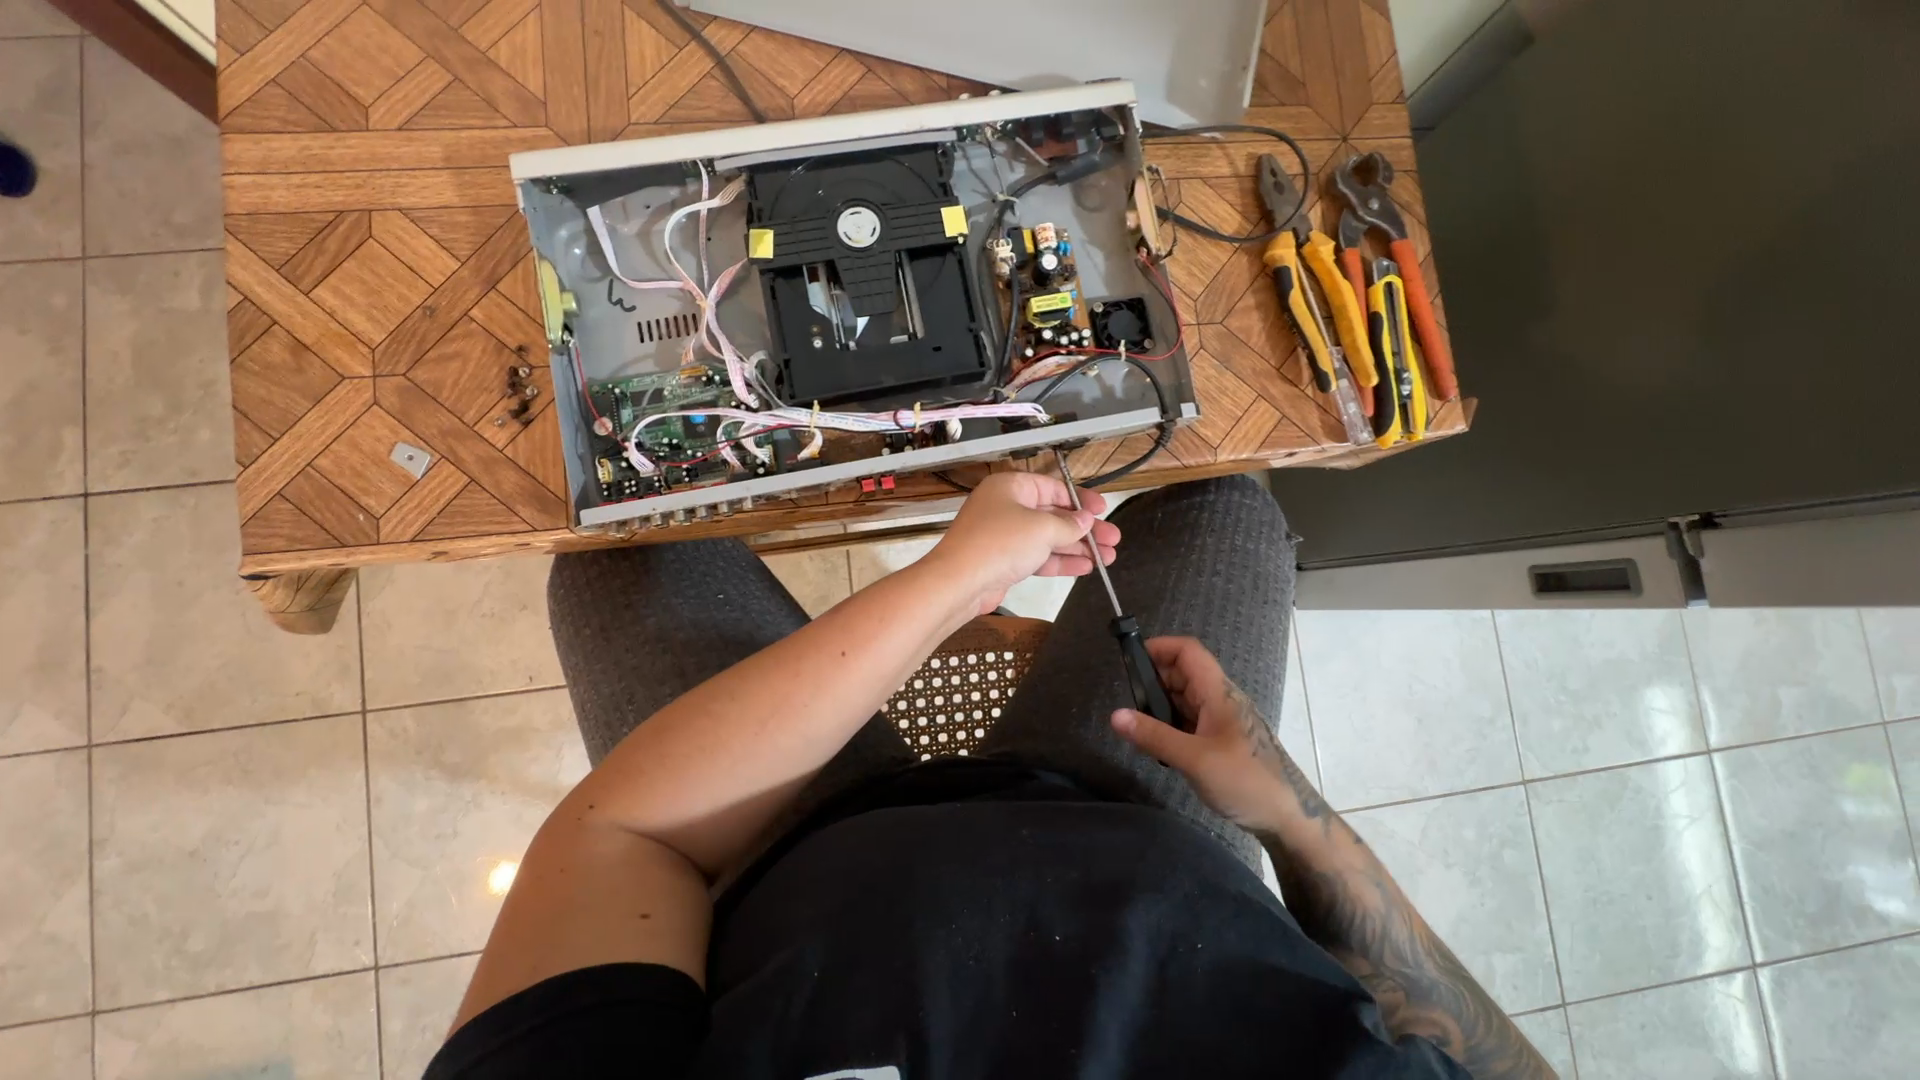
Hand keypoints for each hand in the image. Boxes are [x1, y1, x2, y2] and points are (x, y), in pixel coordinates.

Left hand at [925, 471, 1119, 614]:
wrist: (959, 582)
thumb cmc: (999, 544)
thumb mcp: (1042, 528)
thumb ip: (1069, 524)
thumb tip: (1086, 521)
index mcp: (1011, 486)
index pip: (1053, 488)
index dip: (1081, 499)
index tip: (1103, 510)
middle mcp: (1006, 507)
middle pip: (1053, 514)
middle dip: (1085, 529)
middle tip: (1113, 539)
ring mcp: (1004, 535)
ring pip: (1048, 538)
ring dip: (1077, 547)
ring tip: (1108, 558)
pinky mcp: (1004, 561)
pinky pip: (1038, 557)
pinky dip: (1060, 562)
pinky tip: (1086, 567)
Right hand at [1108, 637, 1328, 836]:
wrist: (1288, 817)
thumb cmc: (1245, 781)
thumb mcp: (1194, 759)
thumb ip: (1154, 736)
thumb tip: (1115, 716)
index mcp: (1219, 693)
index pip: (1188, 651)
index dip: (1160, 646)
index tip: (1130, 660)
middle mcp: (1221, 700)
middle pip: (1183, 672)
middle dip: (1154, 679)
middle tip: (1129, 702)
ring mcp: (1223, 721)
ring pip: (1186, 698)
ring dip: (1161, 705)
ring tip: (1139, 726)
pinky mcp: (1222, 740)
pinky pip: (1191, 720)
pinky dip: (1171, 724)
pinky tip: (1158, 744)